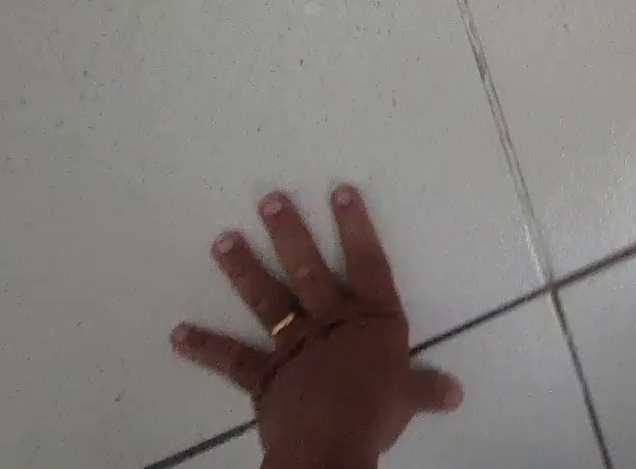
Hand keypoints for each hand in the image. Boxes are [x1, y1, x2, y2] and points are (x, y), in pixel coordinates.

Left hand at [170, 186, 461, 468]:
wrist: (330, 446)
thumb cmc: (376, 412)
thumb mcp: (409, 397)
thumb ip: (428, 388)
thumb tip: (457, 393)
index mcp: (372, 317)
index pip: (367, 261)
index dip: (356, 225)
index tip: (341, 191)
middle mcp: (332, 319)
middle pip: (309, 268)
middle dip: (289, 232)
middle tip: (269, 200)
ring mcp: (295, 344)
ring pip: (268, 300)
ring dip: (243, 270)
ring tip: (222, 240)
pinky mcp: (265, 376)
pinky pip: (232, 360)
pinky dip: (204, 348)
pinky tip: (177, 333)